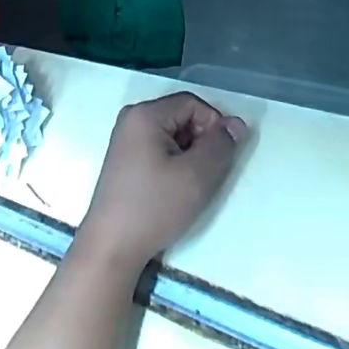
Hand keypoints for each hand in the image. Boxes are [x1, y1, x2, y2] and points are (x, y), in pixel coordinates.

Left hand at [73, 93, 247, 273]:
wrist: (112, 245)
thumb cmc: (154, 207)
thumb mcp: (197, 176)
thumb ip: (221, 145)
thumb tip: (237, 123)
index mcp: (144, 114)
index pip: (193, 103)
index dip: (214, 125)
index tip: (219, 158)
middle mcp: (131, 118)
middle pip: (181, 116)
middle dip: (200, 140)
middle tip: (204, 174)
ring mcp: (125, 138)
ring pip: (172, 133)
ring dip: (188, 153)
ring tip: (188, 184)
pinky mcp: (124, 158)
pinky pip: (158, 146)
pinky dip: (173, 161)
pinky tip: (172, 188)